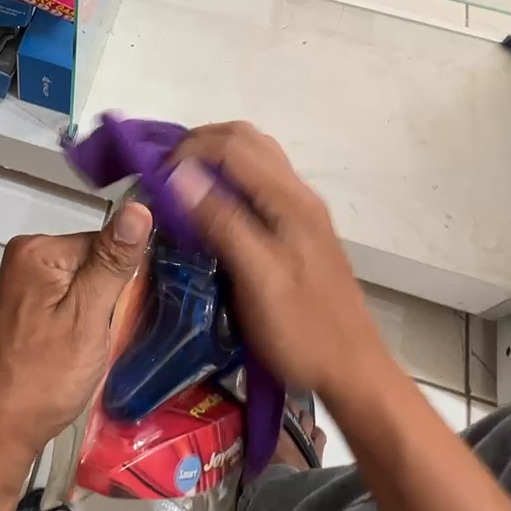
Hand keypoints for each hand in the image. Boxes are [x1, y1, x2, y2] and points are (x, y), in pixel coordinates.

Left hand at [0, 202, 154, 458]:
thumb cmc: (43, 376)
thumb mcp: (87, 317)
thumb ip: (113, 262)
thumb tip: (139, 207)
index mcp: (40, 249)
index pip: (105, 244)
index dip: (123, 280)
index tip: (124, 316)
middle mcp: (28, 255)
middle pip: (95, 262)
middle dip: (109, 298)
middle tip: (105, 337)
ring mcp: (23, 282)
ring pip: (85, 285)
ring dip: (97, 314)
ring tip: (91, 347)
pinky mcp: (25, 307)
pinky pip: (68, 301)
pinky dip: (81, 323)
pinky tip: (78, 349)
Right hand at [168, 122, 385, 397]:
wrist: (354, 372)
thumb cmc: (302, 331)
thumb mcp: (257, 279)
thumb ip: (222, 222)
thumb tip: (180, 175)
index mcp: (289, 200)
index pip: (232, 145)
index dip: (189, 150)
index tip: (156, 176)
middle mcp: (298, 193)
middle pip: (245, 137)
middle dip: (200, 143)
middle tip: (166, 172)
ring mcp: (301, 208)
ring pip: (254, 153)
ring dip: (215, 155)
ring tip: (182, 182)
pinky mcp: (298, 225)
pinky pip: (258, 177)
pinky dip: (228, 174)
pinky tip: (210, 205)